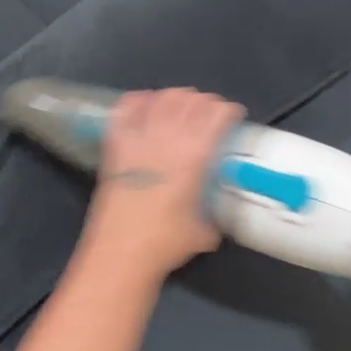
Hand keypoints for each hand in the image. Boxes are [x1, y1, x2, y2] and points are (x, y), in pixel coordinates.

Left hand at [80, 89, 241, 282]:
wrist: (121, 253)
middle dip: (206, 102)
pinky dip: (140, 100)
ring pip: (163, 97)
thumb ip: (217, 211)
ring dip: (177, 98)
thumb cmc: (166, 243)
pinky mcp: (116, 144)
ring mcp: (139, 138)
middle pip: (192, 100)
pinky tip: (147, 105)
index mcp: (195, 156)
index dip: (229, 111)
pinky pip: (128, 107)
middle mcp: (169, 138)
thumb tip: (222, 207)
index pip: (218, 114)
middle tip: (210, 115)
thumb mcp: (205, 230)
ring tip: (182, 108)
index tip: (233, 117)